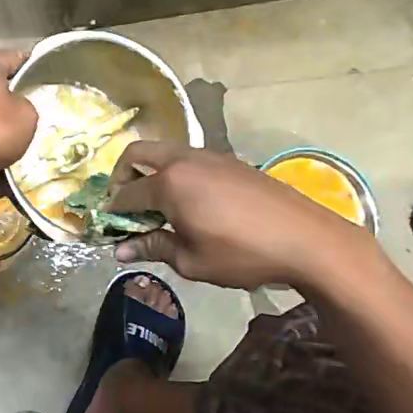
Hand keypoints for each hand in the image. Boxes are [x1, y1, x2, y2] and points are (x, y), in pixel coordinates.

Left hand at [0, 48, 37, 180]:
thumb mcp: (28, 117)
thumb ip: (29, 106)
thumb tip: (17, 110)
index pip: (20, 59)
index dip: (37, 72)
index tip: (49, 88)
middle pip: (0, 89)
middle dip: (15, 107)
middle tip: (33, 122)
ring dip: (0, 134)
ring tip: (15, 153)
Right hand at [108, 141, 380, 290]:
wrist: (304, 239)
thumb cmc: (242, 254)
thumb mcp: (191, 260)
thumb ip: (153, 248)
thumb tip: (121, 251)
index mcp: (170, 182)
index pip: (126, 192)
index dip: (113, 211)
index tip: (108, 228)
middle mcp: (185, 159)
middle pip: (139, 154)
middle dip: (123, 176)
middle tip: (125, 206)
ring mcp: (211, 156)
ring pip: (166, 153)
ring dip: (152, 173)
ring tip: (158, 207)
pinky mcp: (231, 161)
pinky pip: (190, 159)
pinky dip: (176, 174)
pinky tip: (189, 203)